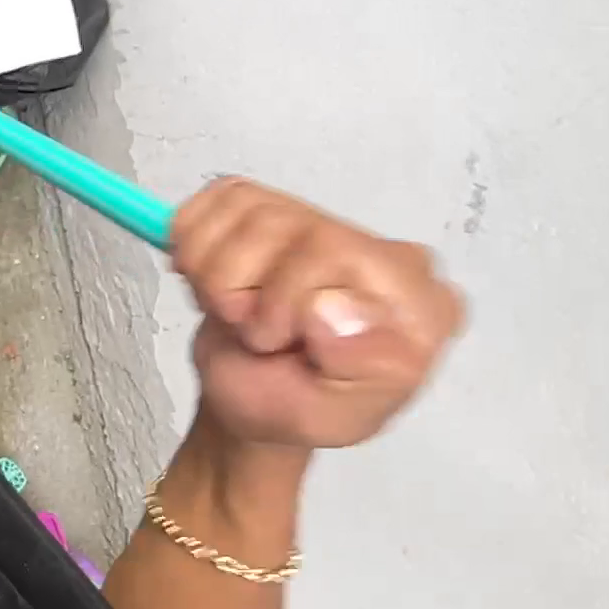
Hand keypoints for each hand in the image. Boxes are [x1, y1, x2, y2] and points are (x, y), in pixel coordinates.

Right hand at [172, 178, 464, 449]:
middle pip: (275, 222)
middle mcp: (378, 250)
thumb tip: (335, 308)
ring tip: (230, 307)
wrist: (253, 400)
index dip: (276, 294)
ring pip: (240, 206)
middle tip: (247, 328)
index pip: (331, 248)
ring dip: (209, 267)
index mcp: (415, 296)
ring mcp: (321, 227)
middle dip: (235, 284)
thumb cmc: (293, 408)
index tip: (271, 341)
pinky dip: (192, 236)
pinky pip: (219, 194)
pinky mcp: (270, 215)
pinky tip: (207, 274)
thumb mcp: (333, 415)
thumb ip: (357, 366)